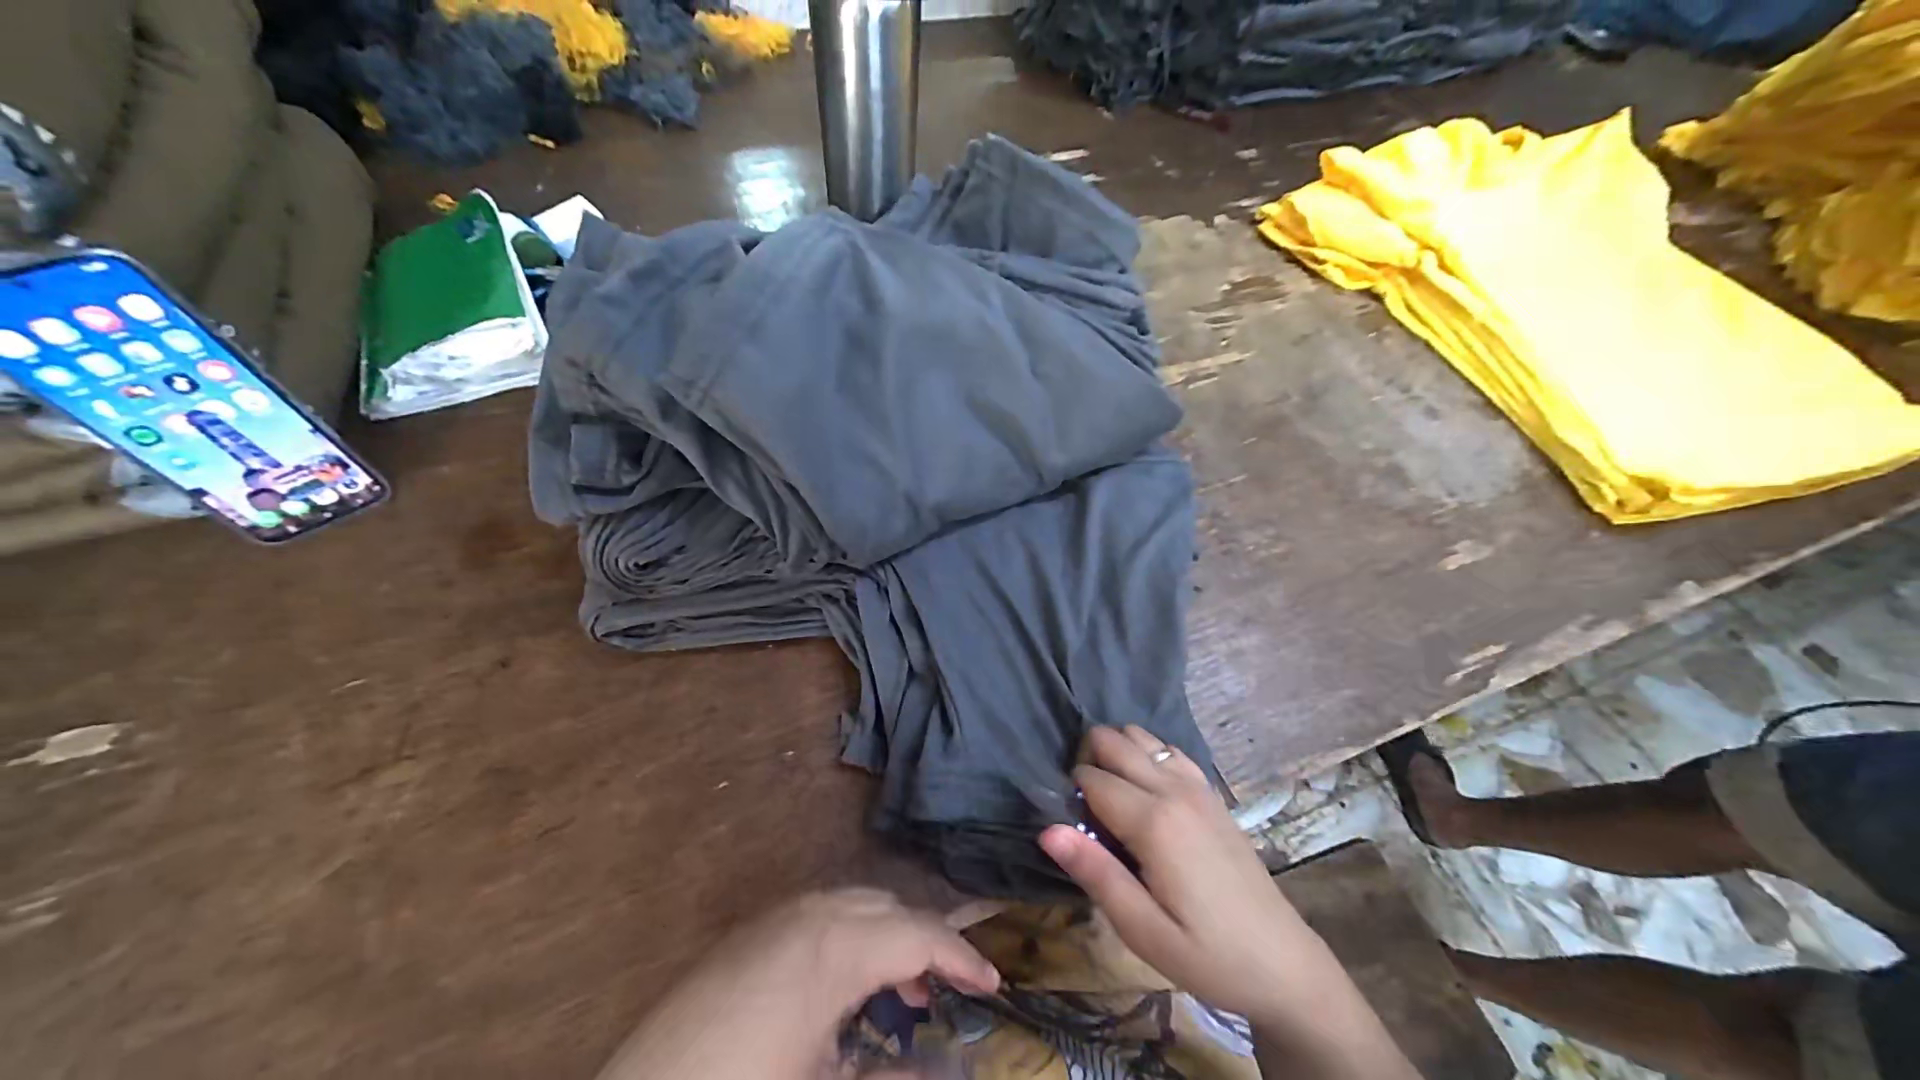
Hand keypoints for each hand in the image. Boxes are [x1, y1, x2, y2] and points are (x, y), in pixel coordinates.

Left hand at [596, 889, 998, 1079]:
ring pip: (856, 904)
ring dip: (888, 937)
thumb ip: (891, 1078)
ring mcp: (776, 916)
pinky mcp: (750, 931)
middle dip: (926, 945)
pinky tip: (842, 986)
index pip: (920, 935)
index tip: (993, 985)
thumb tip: (946, 1072)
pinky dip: (851, 935)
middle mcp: (812, 913)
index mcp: (837, 947)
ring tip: (899, 993)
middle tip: (947, 994)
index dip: (962, 957)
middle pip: (891, 908)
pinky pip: (820, 914)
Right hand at [1037, 725, 1322, 1023]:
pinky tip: (1146, 792)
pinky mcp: (1212, 794)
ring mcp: (1198, 787)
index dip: (1070, 794)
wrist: (1283, 964)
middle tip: (1088, 811)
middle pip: (1113, 740)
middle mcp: (1175, 790)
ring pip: (1140, 736)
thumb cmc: (1207, 955)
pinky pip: (1169, 750)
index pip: (1090, 776)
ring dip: (1117, 753)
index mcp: (1154, 821)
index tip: (1072, 826)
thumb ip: (1094, 872)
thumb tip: (1047, 829)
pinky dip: (1147, 756)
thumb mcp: (1142, 929)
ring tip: (1113, 800)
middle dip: (1089, 760)